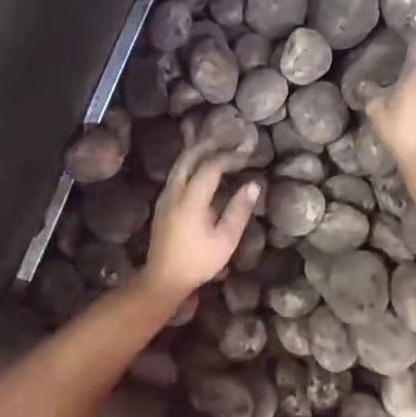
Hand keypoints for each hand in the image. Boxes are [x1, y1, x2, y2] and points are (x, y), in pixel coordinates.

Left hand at [142, 135, 259, 297]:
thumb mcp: (225, 240)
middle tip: (228, 138)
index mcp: (191, 199)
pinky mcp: (162, 204)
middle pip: (189, 158)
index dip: (229, 157)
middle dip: (208, 145)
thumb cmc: (198, 261)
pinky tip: (199, 168)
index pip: (210, 166)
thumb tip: (253, 184)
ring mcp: (165, 196)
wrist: (163, 278)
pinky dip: (189, 164)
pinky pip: (176, 174)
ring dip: (197, 152)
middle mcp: (174, 191)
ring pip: (179, 164)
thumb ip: (239, 210)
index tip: (246, 153)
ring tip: (215, 145)